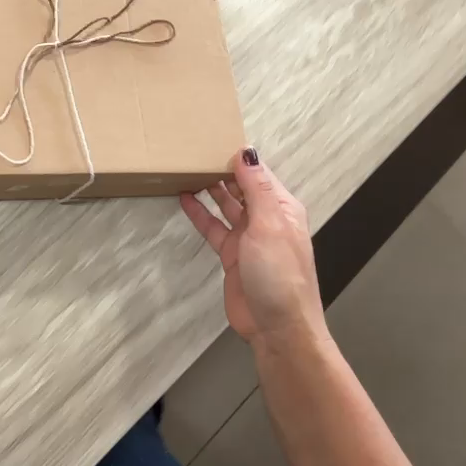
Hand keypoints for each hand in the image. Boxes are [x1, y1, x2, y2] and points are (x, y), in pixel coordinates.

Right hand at [180, 148, 328, 348]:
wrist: (278, 330)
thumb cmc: (280, 275)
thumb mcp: (269, 225)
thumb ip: (256, 188)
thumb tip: (246, 151)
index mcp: (281, 207)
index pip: (258, 172)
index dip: (238, 156)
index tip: (213, 135)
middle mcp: (265, 219)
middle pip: (241, 186)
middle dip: (222, 168)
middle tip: (195, 148)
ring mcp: (248, 238)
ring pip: (226, 204)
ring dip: (210, 188)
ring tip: (187, 167)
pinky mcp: (232, 256)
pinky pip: (213, 227)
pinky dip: (200, 213)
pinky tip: (184, 198)